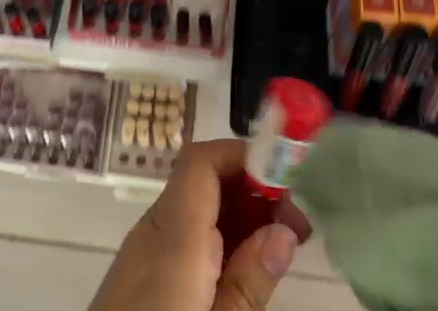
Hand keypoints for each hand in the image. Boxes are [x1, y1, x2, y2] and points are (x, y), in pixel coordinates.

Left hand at [88, 140, 312, 310]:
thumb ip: (250, 281)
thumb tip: (283, 230)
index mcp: (171, 236)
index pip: (201, 161)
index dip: (244, 155)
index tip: (289, 178)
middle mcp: (152, 232)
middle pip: (202, 181)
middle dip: (252, 188)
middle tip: (298, 224)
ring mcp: (141, 253)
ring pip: (194, 207)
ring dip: (239, 214)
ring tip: (282, 245)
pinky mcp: (139, 277)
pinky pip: (182, 235)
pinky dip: (218, 236)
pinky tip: (245, 266)